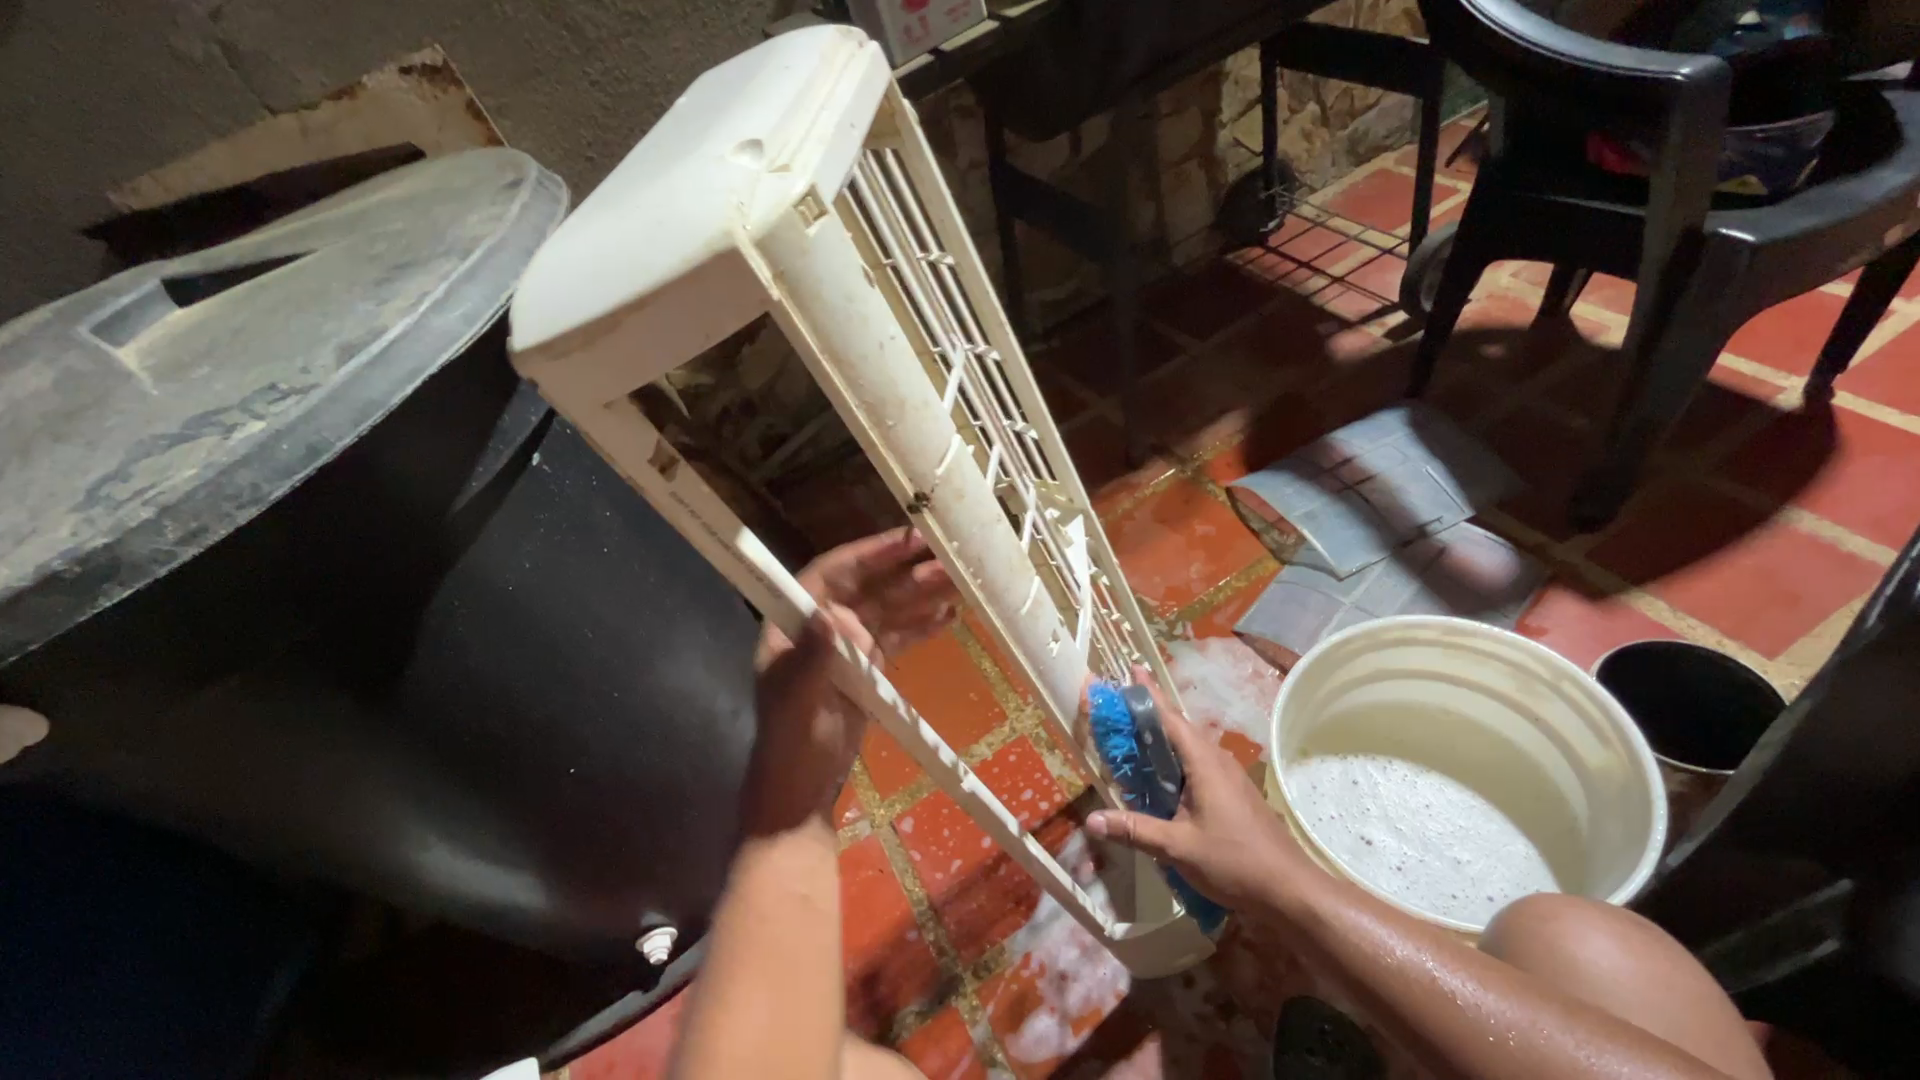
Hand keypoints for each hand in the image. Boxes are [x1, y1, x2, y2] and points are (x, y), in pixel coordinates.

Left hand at [746, 529, 956, 832]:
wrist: (801, 791)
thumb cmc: (789, 744)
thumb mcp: (796, 701)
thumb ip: (813, 657)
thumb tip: (832, 614)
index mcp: (794, 622)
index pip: (832, 574)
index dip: (869, 555)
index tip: (907, 541)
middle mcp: (822, 626)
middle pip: (869, 588)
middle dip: (908, 573)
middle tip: (950, 559)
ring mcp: (848, 647)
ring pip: (889, 610)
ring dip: (922, 595)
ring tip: (961, 583)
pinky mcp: (868, 669)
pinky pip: (898, 637)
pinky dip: (922, 625)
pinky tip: (950, 614)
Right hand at [1084, 667, 1317, 910]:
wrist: (1287, 889)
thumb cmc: (1234, 861)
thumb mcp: (1177, 847)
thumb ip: (1135, 830)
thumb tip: (1092, 820)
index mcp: (1204, 763)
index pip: (1171, 718)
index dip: (1149, 694)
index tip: (1133, 668)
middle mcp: (1217, 762)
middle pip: (1178, 729)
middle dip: (1150, 715)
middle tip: (1120, 707)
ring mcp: (1228, 778)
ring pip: (1188, 750)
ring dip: (1162, 742)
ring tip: (1132, 740)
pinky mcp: (1232, 795)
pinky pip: (1196, 767)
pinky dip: (1173, 764)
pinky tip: (1158, 780)